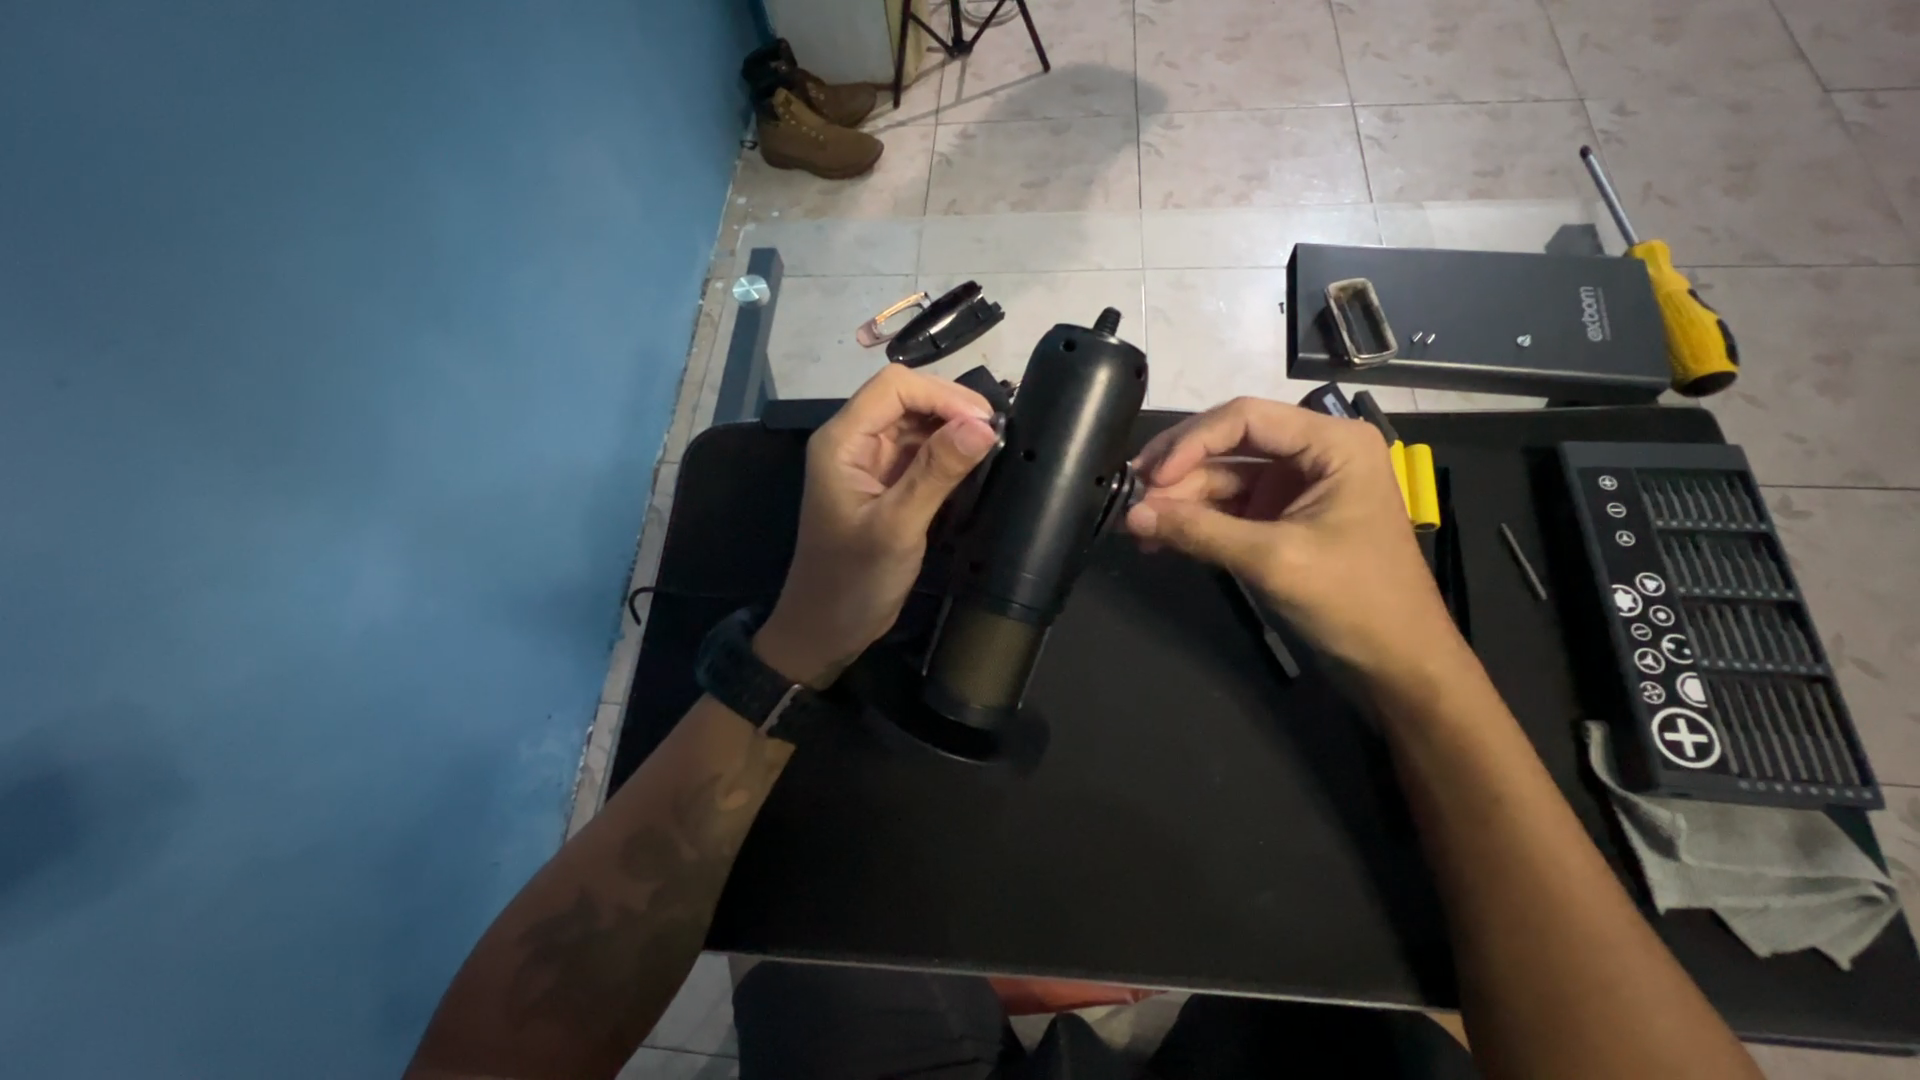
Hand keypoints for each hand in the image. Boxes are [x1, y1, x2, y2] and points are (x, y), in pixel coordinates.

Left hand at [755, 366, 998, 687]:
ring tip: (992, 447)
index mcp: (842, 441)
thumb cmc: (852, 581)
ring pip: (917, 424)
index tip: (985, 424)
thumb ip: (937, 472)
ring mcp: (871, 463)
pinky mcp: (887, 485)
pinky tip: (974, 465)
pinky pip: (921, 453)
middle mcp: (854, 441)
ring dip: (954, 429)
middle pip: (907, 399)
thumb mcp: (897, 527)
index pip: (895, 387)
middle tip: (997, 436)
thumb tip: (983, 426)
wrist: (825, 630)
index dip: (942, 395)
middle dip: (952, 409)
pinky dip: (948, 453)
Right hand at [1124, 397, 1459, 679]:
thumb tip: (1131, 514)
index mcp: (1332, 443)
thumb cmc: (1353, 601)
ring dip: (1182, 502)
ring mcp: (1299, 488)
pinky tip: (1161, 539)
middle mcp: (1315, 454)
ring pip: (1225, 478)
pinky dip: (1198, 523)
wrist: (1398, 665)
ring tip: (1139, 528)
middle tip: (1132, 500)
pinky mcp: (1285, 520)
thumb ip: (1200, 532)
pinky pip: (1231, 509)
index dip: (1191, 442)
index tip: (1149, 478)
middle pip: (1231, 445)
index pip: (1245, 418)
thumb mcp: (1272, 560)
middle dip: (1180, 474)